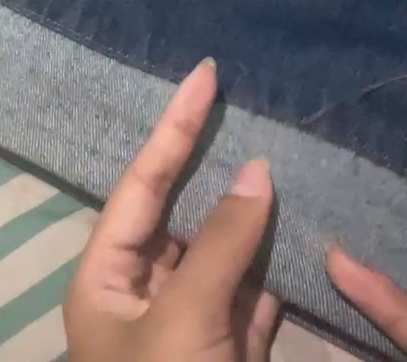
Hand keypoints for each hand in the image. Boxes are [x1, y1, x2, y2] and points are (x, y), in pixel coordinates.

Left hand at [64, 58, 281, 361]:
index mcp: (106, 278)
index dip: (174, 126)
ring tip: (285, 156)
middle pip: (186, 213)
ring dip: (254, 215)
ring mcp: (191, 322)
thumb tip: (256, 171)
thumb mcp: (184, 318)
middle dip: (217, 166)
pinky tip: (301, 227)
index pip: (142, 182)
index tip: (204, 73)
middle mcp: (144, 292)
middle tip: (247, 107)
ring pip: (225, 251)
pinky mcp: (232, 350)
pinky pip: (254, 290)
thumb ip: (220, 244)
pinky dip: (276, 263)